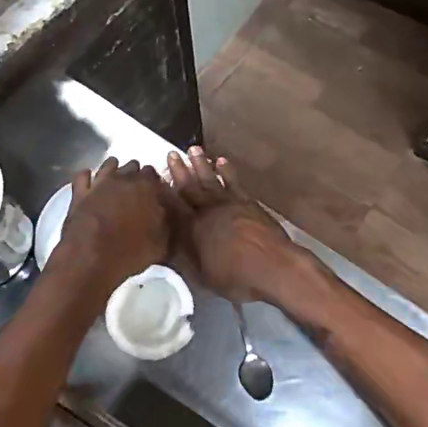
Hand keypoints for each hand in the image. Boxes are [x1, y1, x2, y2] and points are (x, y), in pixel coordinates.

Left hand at [51, 158, 171, 291]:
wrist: (92, 258)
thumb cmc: (131, 252)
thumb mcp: (161, 243)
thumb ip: (166, 223)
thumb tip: (165, 213)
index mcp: (147, 187)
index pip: (154, 174)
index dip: (153, 183)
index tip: (153, 193)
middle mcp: (124, 178)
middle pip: (132, 167)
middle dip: (135, 175)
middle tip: (135, 191)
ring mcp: (100, 183)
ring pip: (108, 165)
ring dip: (113, 170)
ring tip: (114, 182)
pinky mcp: (80, 192)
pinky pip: (83, 176)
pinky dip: (87, 177)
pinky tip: (89, 182)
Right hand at [164, 147, 305, 303]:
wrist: (273, 265)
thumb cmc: (237, 277)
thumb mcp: (204, 276)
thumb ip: (188, 259)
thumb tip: (173, 247)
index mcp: (193, 229)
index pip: (173, 206)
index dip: (163, 192)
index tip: (154, 177)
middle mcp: (208, 211)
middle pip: (190, 187)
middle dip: (179, 170)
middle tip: (171, 154)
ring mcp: (229, 203)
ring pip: (210, 179)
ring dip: (201, 164)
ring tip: (193, 149)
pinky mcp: (248, 202)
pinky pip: (233, 182)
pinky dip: (226, 170)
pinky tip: (221, 161)